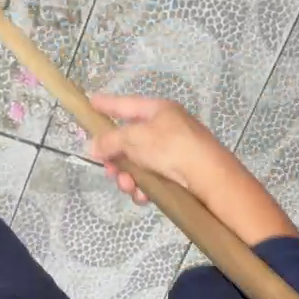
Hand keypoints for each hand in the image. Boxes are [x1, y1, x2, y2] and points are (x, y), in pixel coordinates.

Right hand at [85, 95, 248, 205]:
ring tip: (129, 186)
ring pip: (137, 164)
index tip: (90, 103)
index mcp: (158, 111)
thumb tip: (93, 146)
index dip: (107, 105)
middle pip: (129, 141)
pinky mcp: (176, 173)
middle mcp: (165, 128)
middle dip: (116, 158)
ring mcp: (171, 151)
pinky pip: (150, 178)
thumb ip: (110, 140)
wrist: (207, 176)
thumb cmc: (171, 147)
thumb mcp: (135, 138)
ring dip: (128, 177)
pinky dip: (143, 187)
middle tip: (109, 169)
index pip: (126, 105)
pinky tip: (143, 195)